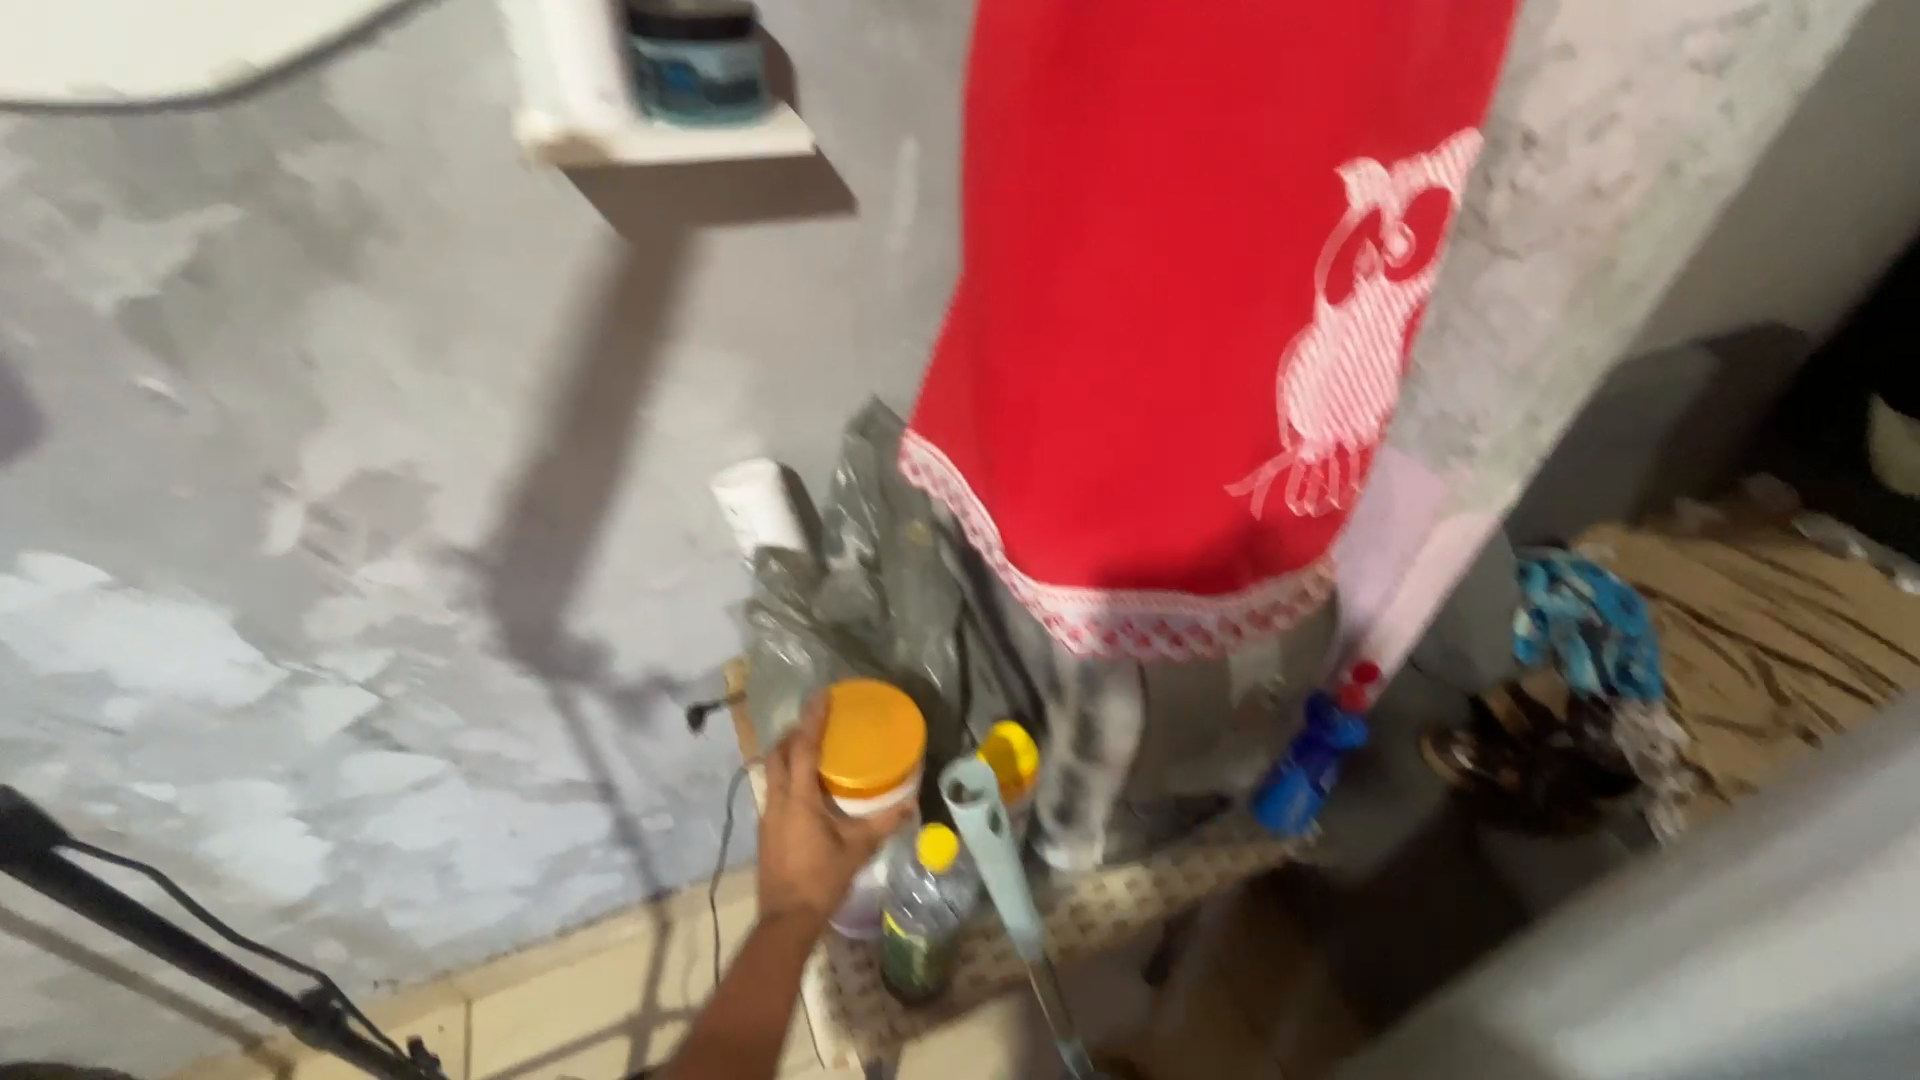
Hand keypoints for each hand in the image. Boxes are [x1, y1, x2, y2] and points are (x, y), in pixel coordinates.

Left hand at [756, 695, 914, 933]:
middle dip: (795, 733)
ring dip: (788, 754)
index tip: (821, 696)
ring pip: (771, 771)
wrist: (785, 920)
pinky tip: (807, 790)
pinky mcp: (766, 830)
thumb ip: (884, 823)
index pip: (802, 748)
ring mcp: (767, 816)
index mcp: (798, 799)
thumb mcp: (857, 849)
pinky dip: (787, 776)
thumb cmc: (821, 880)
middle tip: (818, 724)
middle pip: (778, 754)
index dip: (812, 720)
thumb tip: (911, 802)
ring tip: (813, 750)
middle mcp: (777, 800)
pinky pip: (774, 790)